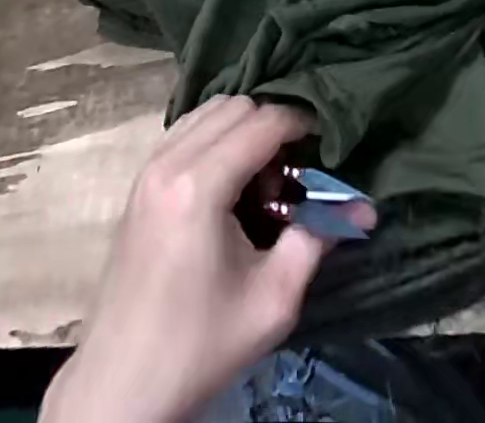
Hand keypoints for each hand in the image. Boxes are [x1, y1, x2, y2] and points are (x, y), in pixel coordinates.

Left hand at [41, 95, 373, 422]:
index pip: (260, 122)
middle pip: (233, 106)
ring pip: (206, 111)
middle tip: (291, 175)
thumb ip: (317, 240)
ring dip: (241, 128)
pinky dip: (214, 136)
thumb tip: (361, 208)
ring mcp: (147, 167)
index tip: (325, 145)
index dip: (299, 125)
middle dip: (271, 126)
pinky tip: (229, 182)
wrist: (123, 378)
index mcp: (198, 186)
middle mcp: (167, 162)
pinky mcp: (139, 180)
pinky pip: (184, 130)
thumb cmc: (200, 343)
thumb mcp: (272, 300)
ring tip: (261, 179)